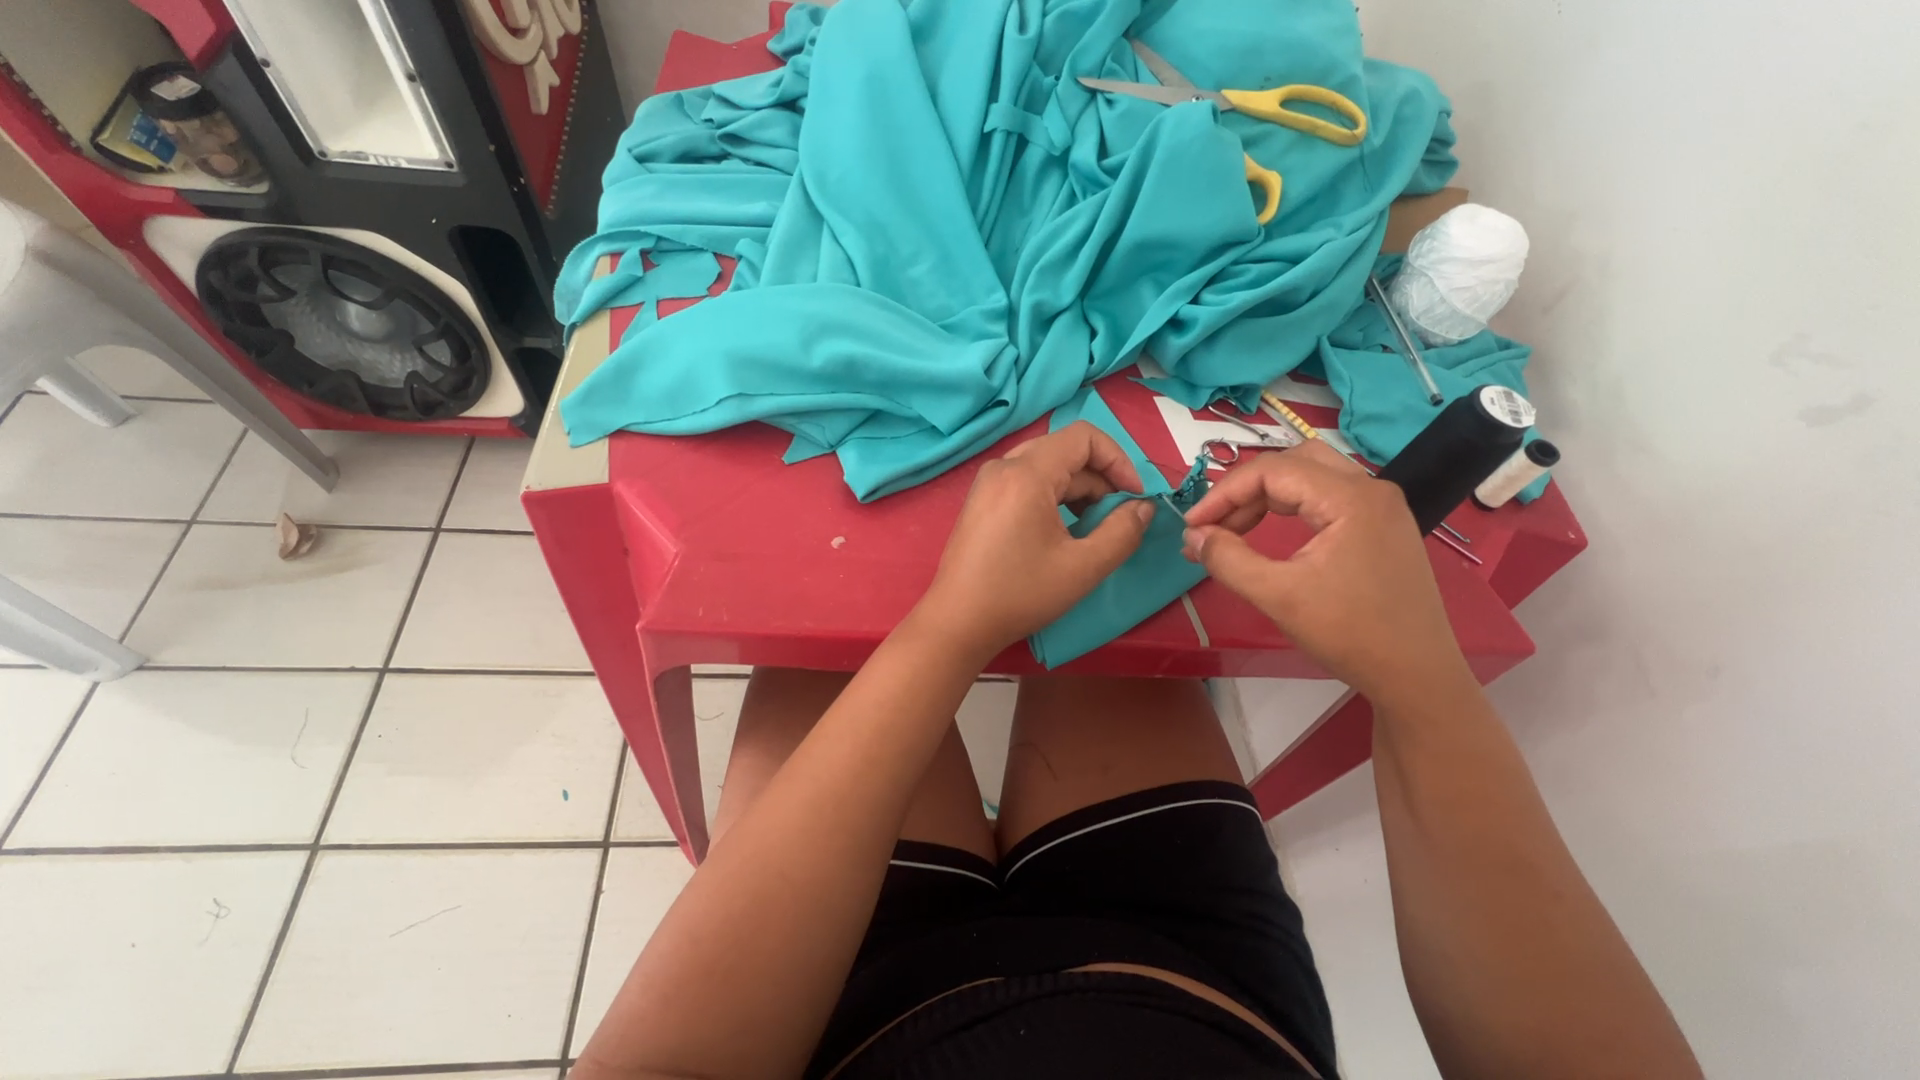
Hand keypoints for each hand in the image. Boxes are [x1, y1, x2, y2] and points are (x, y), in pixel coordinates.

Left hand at [917, 422, 1154, 660]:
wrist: (959, 622)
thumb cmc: (1021, 594)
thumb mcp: (1083, 567)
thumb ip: (1122, 532)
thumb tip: (1143, 508)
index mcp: (1026, 474)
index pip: (1083, 437)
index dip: (1118, 460)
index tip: (1134, 497)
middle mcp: (1003, 467)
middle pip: (1065, 451)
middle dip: (1100, 478)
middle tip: (1118, 517)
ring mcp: (987, 483)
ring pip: (1046, 467)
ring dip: (1078, 489)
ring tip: (1093, 528)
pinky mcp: (982, 501)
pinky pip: (1026, 482)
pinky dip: (1054, 497)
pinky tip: (1062, 532)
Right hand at [1181, 441, 1473, 704]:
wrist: (1417, 675)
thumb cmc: (1349, 634)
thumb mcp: (1278, 596)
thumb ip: (1228, 559)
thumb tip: (1193, 536)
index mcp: (1350, 498)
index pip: (1272, 471)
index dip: (1223, 494)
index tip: (1192, 527)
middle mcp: (1370, 489)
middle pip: (1293, 463)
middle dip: (1245, 490)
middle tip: (1213, 526)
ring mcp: (1381, 506)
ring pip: (1311, 477)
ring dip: (1266, 497)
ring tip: (1234, 531)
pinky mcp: (1383, 526)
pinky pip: (1328, 497)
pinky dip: (1292, 508)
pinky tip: (1271, 534)